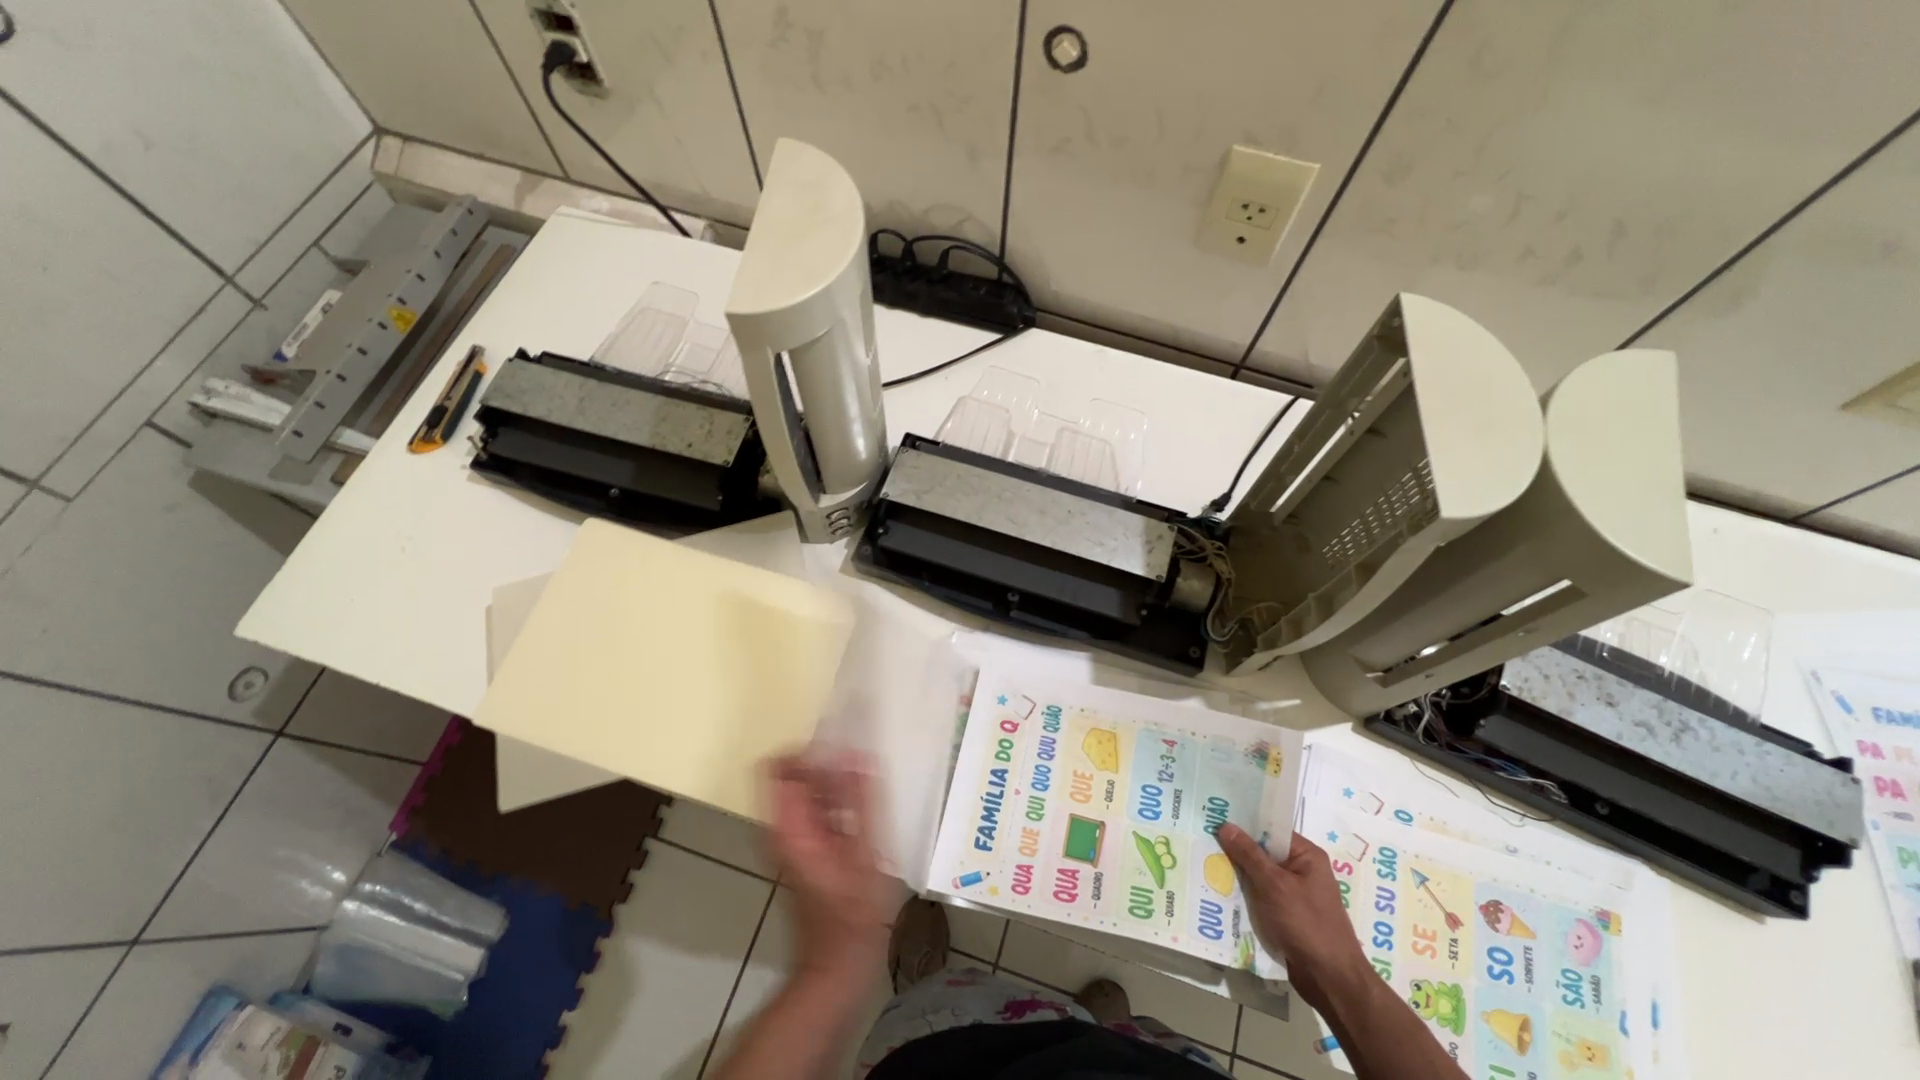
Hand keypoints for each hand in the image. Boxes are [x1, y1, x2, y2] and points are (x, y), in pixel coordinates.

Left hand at [765, 752, 892, 984]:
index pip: (779, 765)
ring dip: (839, 784)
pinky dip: (841, 803)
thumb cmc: (852, 915)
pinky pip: (819, 810)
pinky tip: (868, 817)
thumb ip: (862, 801)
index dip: (810, 752)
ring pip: (809, 790)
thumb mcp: (865, 853)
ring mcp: (794, 838)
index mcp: (787, 826)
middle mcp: (782, 828)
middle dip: (830, 767)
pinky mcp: (808, 848)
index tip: (843, 754)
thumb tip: (857, 753)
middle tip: (864, 776)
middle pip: (796, 774)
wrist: (839, 964)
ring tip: (871, 795)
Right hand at [1217, 825, 1372, 1014]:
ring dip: (1237, 876)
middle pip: (1263, 853)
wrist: (1329, 978)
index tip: (1214, 819)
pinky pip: (1260, 897)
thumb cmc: (1306, 924)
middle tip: (1201, 841)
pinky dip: (1244, 896)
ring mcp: (1294, 895)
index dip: (1244, 825)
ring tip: (1203, 865)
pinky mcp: (1286, 916)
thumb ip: (1249, 855)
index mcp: (1307, 856)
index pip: (1272, 830)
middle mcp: (1302, 871)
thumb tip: (1226, 825)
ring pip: (1259, 877)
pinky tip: (1218, 893)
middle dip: (1236, 851)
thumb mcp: (1275, 885)